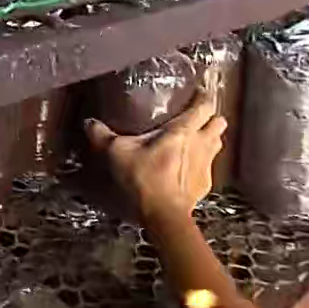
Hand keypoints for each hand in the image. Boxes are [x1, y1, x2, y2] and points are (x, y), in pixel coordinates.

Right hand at [86, 89, 228, 224]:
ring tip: (194, 141)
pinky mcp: (205, 185)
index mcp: (184, 130)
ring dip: (210, 139)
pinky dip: (202, 164)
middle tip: (196, 118)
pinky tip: (187, 169)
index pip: (205, 105)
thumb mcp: (117, 153)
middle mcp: (202, 143)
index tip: (196, 93)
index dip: (203, 97)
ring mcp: (207, 165)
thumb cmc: (144, 178)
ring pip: (218, 143)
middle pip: (219, 122)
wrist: (163, 215)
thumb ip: (102, 135)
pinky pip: (209, 167)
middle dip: (212, 118)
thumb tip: (89, 122)